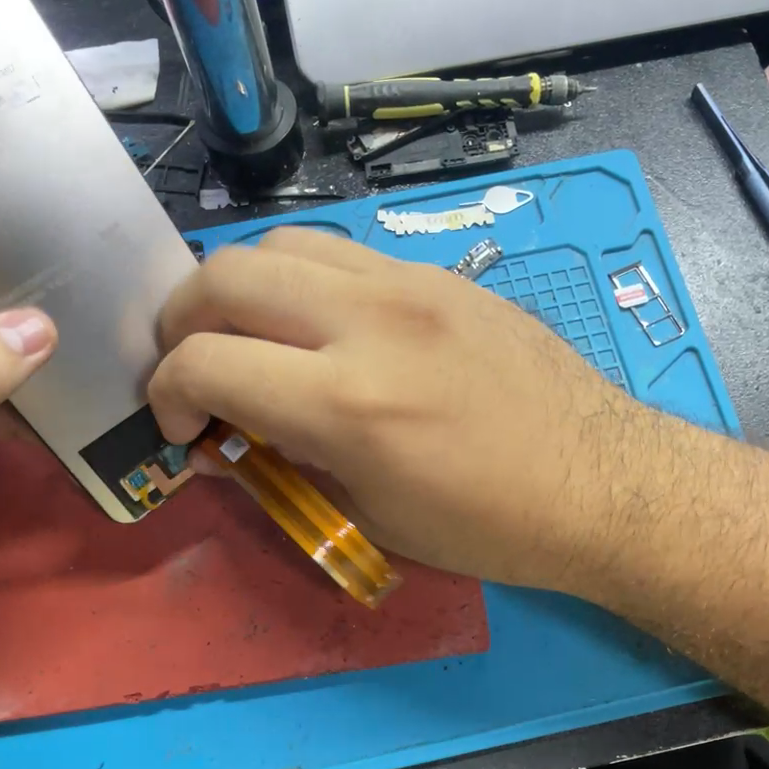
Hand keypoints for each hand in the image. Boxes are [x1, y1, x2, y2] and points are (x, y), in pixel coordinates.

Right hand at [147, 228, 653, 591]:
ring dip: (240, 287)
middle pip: (225, 273)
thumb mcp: (369, 516)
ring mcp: (409, 284)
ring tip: (250, 337)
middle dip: (182, 322)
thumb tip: (212, 449)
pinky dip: (301, 279)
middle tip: (196, 371)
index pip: (204, 362)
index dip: (166, 395)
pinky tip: (320, 326)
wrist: (601, 483)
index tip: (182, 428)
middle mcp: (369, 321)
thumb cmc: (487, 526)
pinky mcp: (439, 272)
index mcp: (348, 403)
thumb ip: (279, 468)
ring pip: (281, 242)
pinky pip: (342, 252)